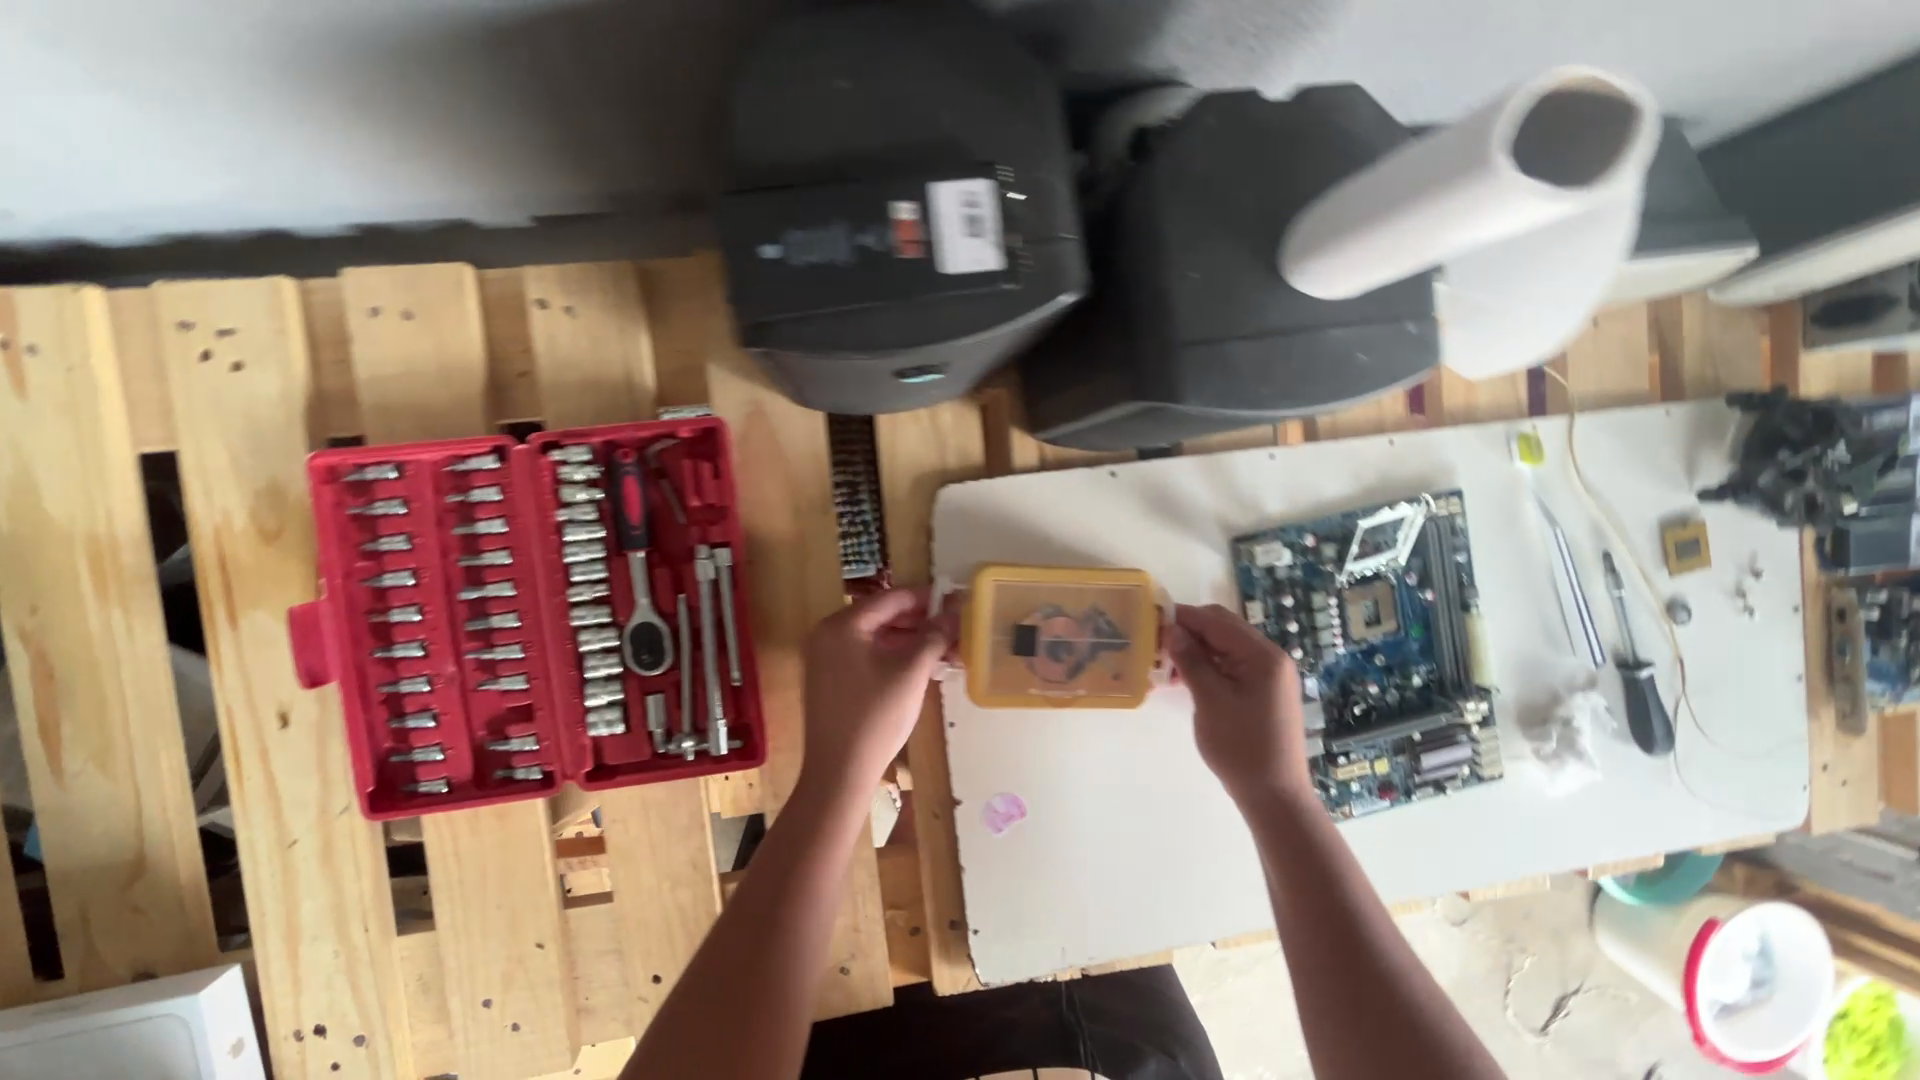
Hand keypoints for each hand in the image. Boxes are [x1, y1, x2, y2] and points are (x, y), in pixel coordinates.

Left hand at [801, 587, 952, 790]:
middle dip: (921, 623)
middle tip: (955, 629)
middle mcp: (828, 635)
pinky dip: (894, 657)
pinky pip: (866, 656)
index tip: (956, 601)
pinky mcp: (830, 681)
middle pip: (882, 616)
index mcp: (842, 625)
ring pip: (876, 638)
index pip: (891, 598)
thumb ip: (933, 637)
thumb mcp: (910, 673)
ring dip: (910, 642)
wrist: (839, 772)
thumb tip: (953, 615)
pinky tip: (921, 668)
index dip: (927, 598)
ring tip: (945, 651)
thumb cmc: (875, 717)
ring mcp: (825, 659)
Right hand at [1169, 603, 1311, 805]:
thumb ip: (1191, 660)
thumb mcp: (1210, 700)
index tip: (1151, 619)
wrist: (1274, 794)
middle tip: (1155, 643)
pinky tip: (1185, 679)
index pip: (1216, 621)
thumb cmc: (1241, 747)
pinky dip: (1209, 666)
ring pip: (1226, 647)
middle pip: (1224, 629)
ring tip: (1165, 664)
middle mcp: (1271, 658)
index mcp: (1262, 656)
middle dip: (1189, 631)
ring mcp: (1270, 675)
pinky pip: (1232, 666)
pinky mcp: (1264, 691)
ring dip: (1196, 650)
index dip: (1183, 617)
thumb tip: (1171, 629)